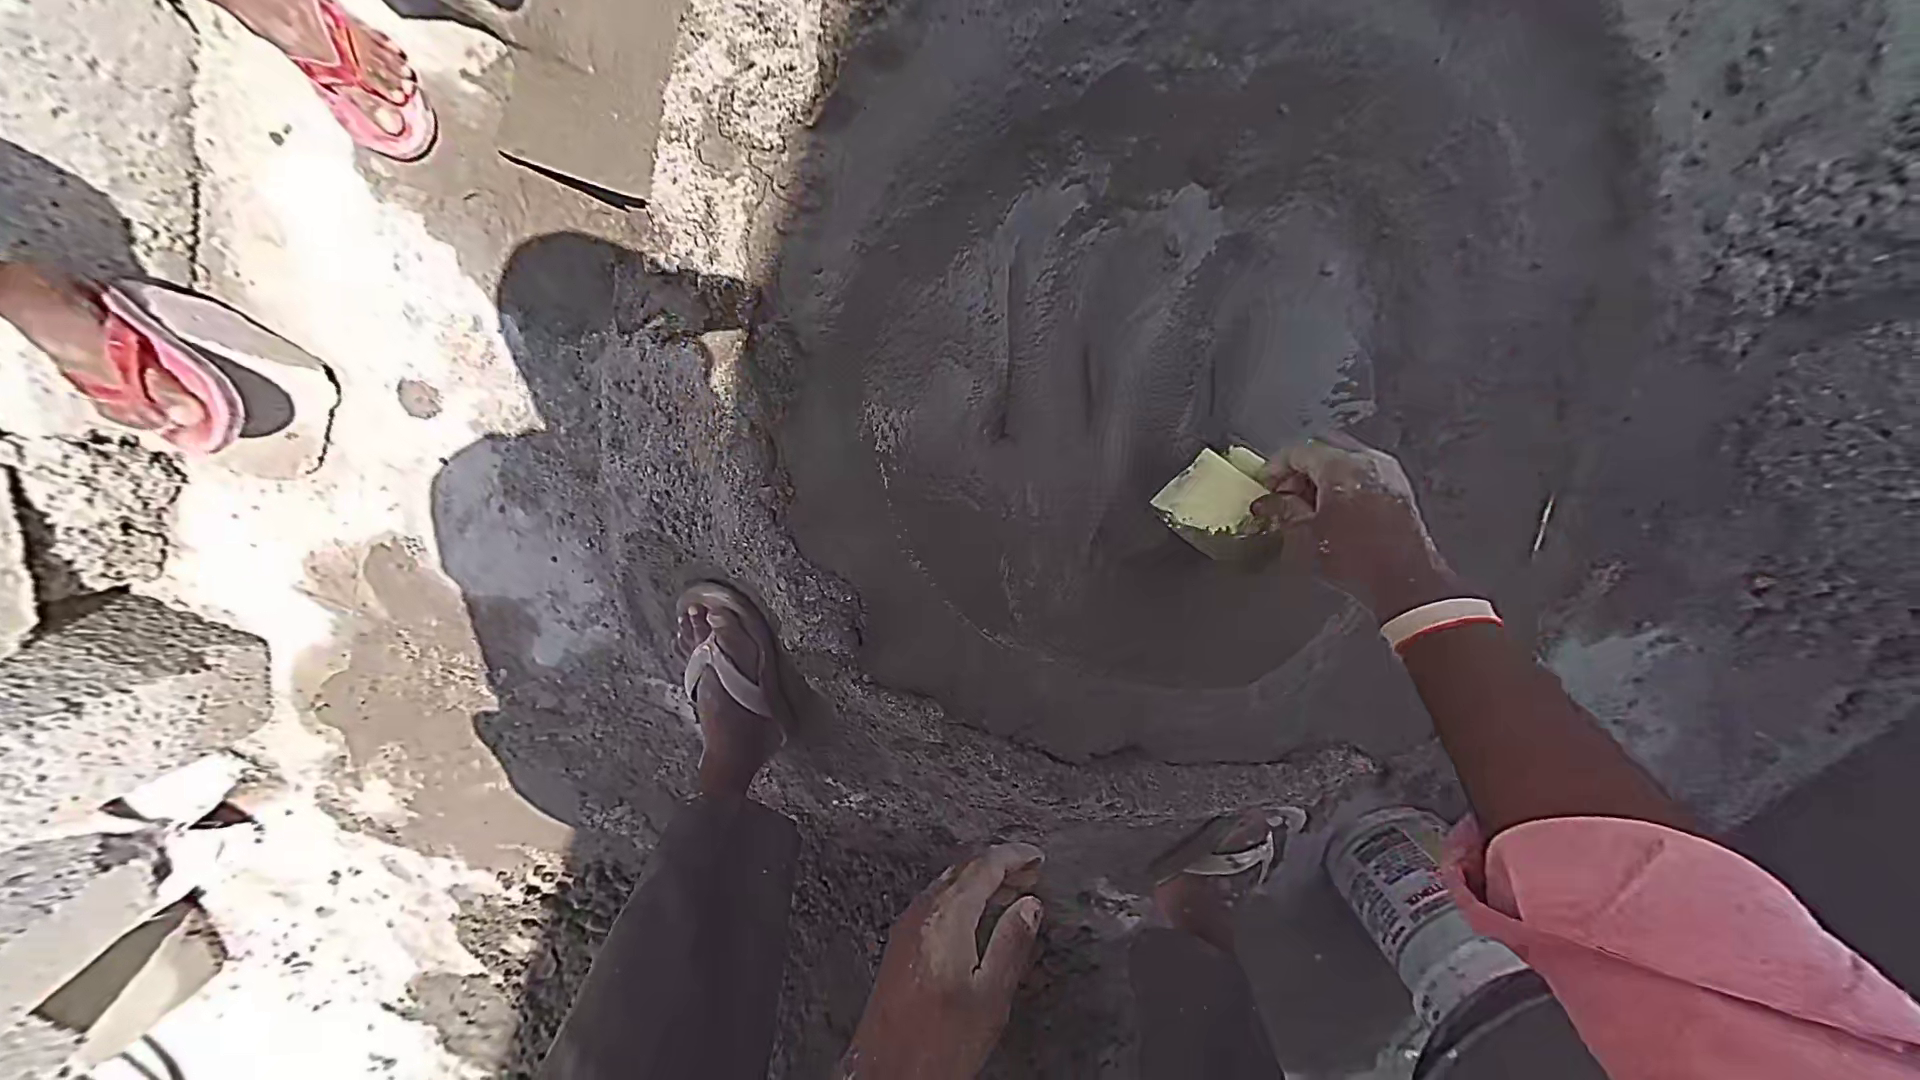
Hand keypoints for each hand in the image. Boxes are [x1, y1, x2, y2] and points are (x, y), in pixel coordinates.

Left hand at [838, 844, 1045, 1079]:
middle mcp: (923, 911)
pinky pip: (939, 898)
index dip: (1014, 856)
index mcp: (946, 917)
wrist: (886, 1076)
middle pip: (965, 868)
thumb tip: (1030, 906)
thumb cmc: (936, 1046)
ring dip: (982, 879)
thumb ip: (1012, 943)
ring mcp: (908, 924)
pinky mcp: (902, 941)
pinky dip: (965, 895)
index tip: (1036, 856)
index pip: (984, 865)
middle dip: (1000, 864)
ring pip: (951, 881)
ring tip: (1011, 892)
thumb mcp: (990, 997)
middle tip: (1029, 871)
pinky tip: (979, 915)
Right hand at [1252, 433, 1457, 618]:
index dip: (1275, 468)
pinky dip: (1339, 484)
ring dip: (1318, 478)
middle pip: (1322, 451)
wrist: (1404, 581)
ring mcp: (1387, 474)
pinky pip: (1359, 474)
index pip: (1298, 452)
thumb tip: (1267, 502)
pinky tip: (1329, 510)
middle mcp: (1368, 461)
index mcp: (1342, 466)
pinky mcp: (1398, 490)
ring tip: (1303, 507)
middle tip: (1281, 496)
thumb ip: (1282, 509)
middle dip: (1297, 471)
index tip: (1264, 486)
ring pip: (1342, 462)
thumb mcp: (1304, 534)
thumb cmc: (1353, 557)